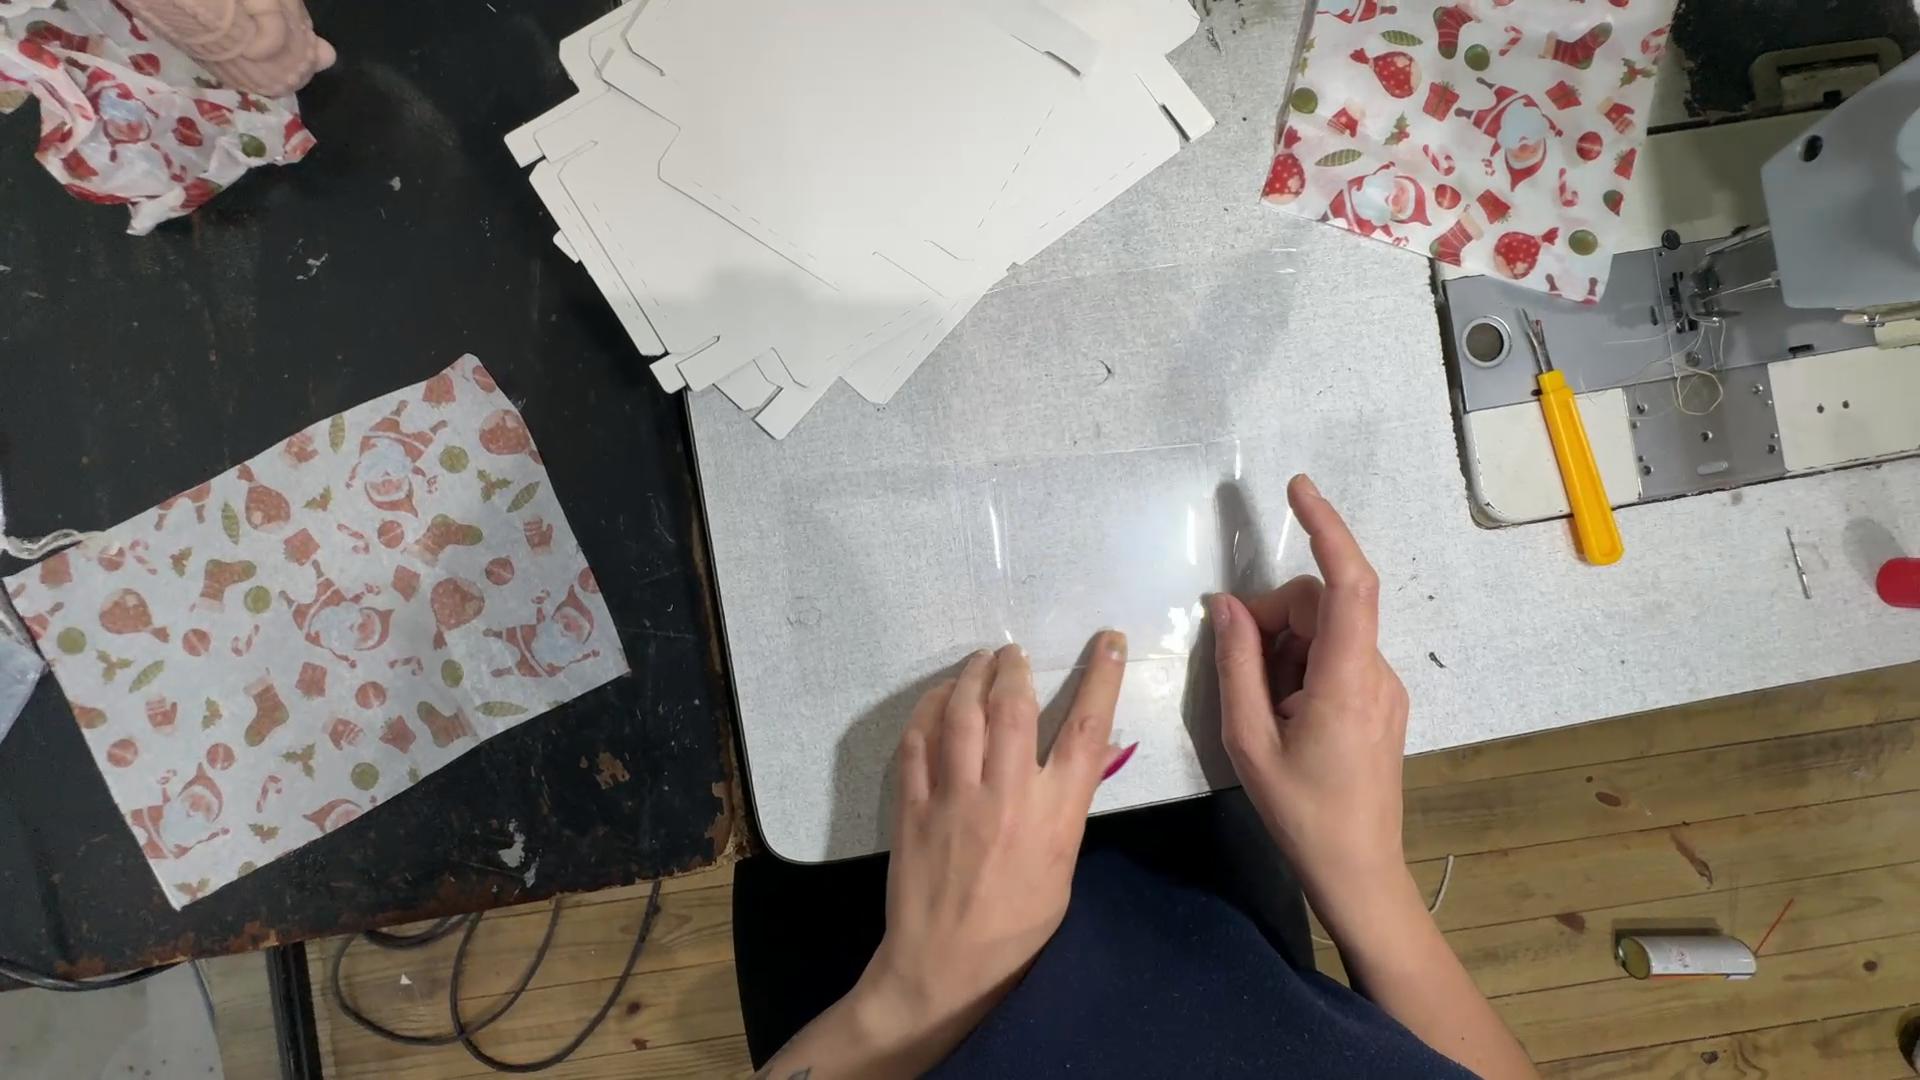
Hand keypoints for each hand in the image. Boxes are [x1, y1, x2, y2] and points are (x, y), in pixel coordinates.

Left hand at [853, 636, 1129, 1057]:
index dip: (1102, 678)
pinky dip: (929, 708)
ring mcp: (953, 797)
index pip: (1088, 730)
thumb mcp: (1064, 866)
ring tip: (980, 660)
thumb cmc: (1017, 925)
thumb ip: (1065, 805)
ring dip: (972, 676)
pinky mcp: (912, 803)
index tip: (1108, 640)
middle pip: (1014, 707)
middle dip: (1016, 667)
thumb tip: (1070, 755)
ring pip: (962, 713)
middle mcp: (1006, 795)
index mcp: (1054, 815)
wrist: (945, 968)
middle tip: (1014, 652)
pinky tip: (940, 696)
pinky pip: (917, 739)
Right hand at [1210, 475, 1411, 932]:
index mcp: (1347, 680)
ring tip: (1263, 704)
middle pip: (1321, 604)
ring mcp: (1381, 684)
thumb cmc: (1299, 810)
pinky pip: (1331, 653)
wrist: (1356, 869)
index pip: (1348, 584)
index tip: (1298, 490)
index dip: (1326, 529)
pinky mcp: (1376, 698)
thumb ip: (1236, 663)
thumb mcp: (1248, 739)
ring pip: (1323, 628)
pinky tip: (1281, 708)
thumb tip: (1225, 604)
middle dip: (1271, 619)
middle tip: (1240, 672)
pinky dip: (1296, 664)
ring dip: (1281, 647)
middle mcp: (1375, 671)